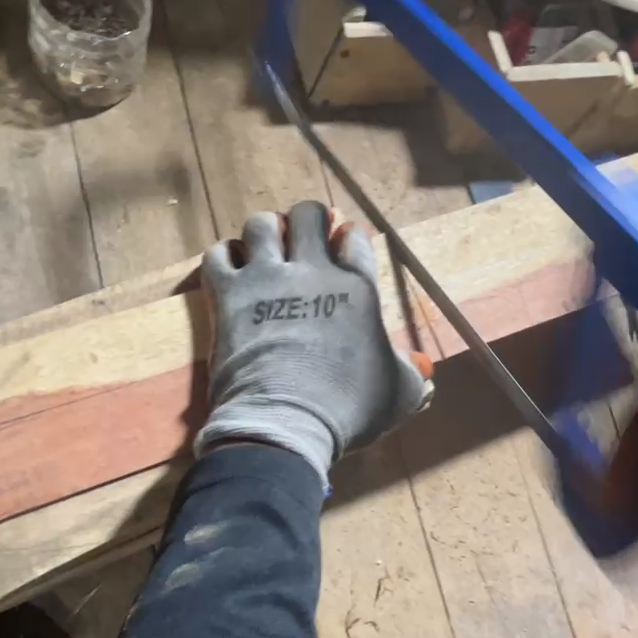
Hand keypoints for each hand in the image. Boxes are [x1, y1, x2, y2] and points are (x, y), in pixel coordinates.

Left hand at [196, 202, 432, 485]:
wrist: (286, 423)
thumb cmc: (348, 410)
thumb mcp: (398, 393)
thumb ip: (410, 372)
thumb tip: (419, 368)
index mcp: (356, 287)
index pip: (355, 239)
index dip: (349, 239)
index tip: (343, 246)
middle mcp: (312, 271)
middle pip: (307, 215)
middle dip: (305, 221)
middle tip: (300, 242)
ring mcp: (266, 278)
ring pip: (260, 225)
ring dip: (263, 233)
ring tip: (263, 252)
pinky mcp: (228, 295)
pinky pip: (218, 255)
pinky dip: (224, 257)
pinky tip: (229, 271)